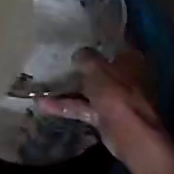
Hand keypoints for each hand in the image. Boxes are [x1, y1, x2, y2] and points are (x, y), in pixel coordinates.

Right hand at [37, 47, 160, 156]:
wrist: (130, 135)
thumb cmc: (116, 93)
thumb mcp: (96, 68)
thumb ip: (86, 57)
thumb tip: (79, 53)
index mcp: (131, 61)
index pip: (115, 46)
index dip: (99, 42)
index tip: (79, 38)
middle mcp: (126, 78)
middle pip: (101, 69)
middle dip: (82, 67)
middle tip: (59, 58)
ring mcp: (115, 99)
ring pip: (89, 90)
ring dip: (68, 89)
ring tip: (43, 82)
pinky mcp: (105, 117)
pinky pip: (83, 108)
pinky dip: (66, 107)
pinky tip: (42, 104)